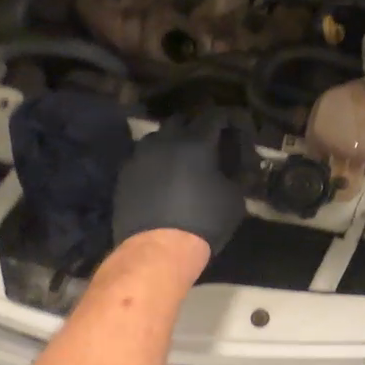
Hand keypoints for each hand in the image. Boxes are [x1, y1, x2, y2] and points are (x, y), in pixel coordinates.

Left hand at [111, 114, 248, 258]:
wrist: (158, 248)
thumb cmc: (204, 221)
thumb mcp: (234, 198)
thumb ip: (235, 175)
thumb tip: (237, 169)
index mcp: (196, 142)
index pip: (216, 116)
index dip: (231, 118)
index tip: (240, 127)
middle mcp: (165, 141)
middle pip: (182, 120)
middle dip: (198, 127)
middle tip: (210, 142)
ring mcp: (141, 156)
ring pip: (158, 137)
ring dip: (173, 142)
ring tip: (184, 159)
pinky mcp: (125, 175)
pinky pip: (144, 158)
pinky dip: (157, 162)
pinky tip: (165, 178)